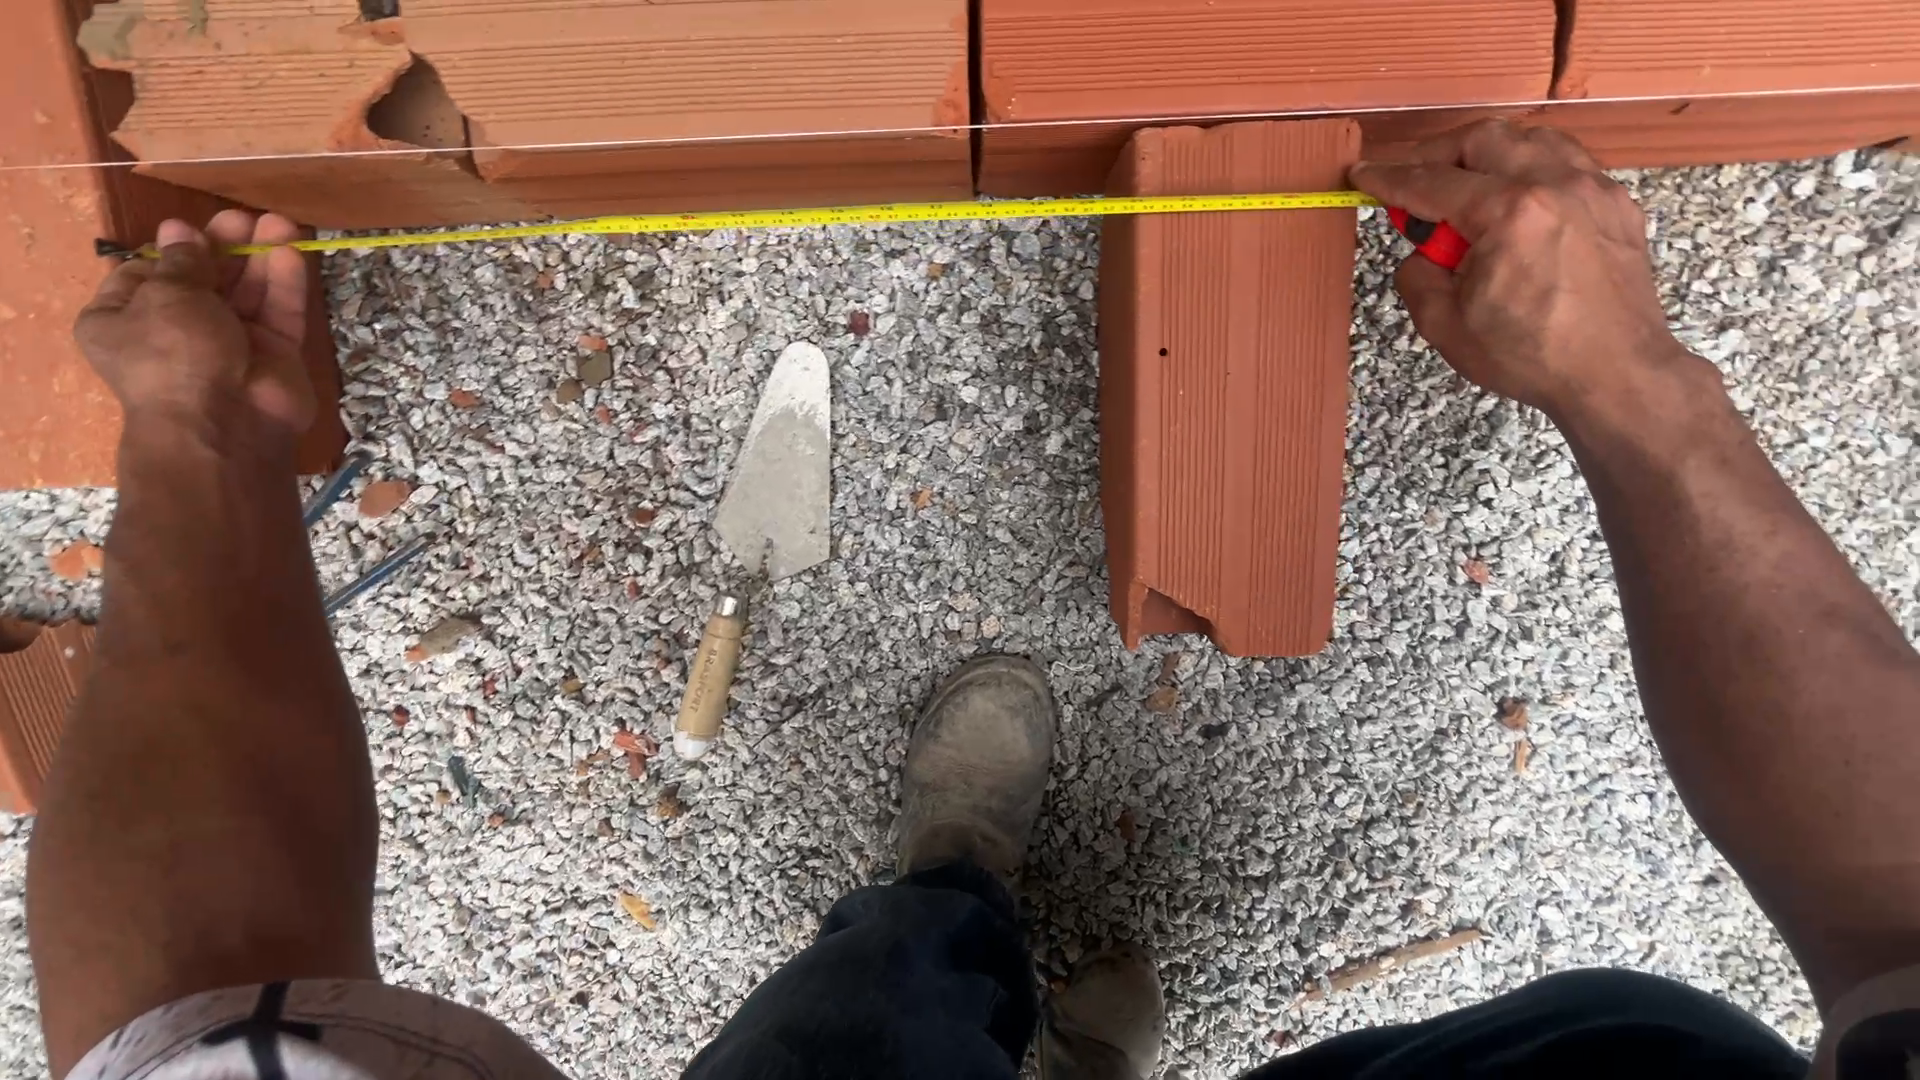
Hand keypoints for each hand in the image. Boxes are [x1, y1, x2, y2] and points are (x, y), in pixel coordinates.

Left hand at [75, 211, 313, 441]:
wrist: (226, 421)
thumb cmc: (174, 356)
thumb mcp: (164, 299)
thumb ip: (181, 264)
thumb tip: (181, 231)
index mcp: (126, 318)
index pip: (149, 275)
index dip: (172, 251)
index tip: (192, 231)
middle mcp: (179, 329)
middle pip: (206, 279)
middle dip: (225, 248)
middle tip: (245, 220)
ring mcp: (233, 341)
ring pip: (248, 292)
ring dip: (261, 259)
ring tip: (279, 224)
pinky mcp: (277, 352)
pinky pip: (279, 313)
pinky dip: (285, 285)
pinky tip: (291, 254)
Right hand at [1350, 121, 1699, 419]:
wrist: (1613, 370)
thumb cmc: (1529, 354)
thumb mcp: (1443, 324)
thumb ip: (1417, 276)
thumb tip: (1421, 253)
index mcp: (1508, 214)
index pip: (1432, 183)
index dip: (1389, 179)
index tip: (1363, 175)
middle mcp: (1555, 186)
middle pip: (1484, 138)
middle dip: (1437, 153)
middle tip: (1411, 181)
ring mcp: (1592, 190)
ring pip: (1530, 139)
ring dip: (1486, 154)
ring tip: (1462, 189)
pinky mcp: (1614, 203)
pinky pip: (1565, 162)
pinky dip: (1527, 169)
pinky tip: (1510, 203)